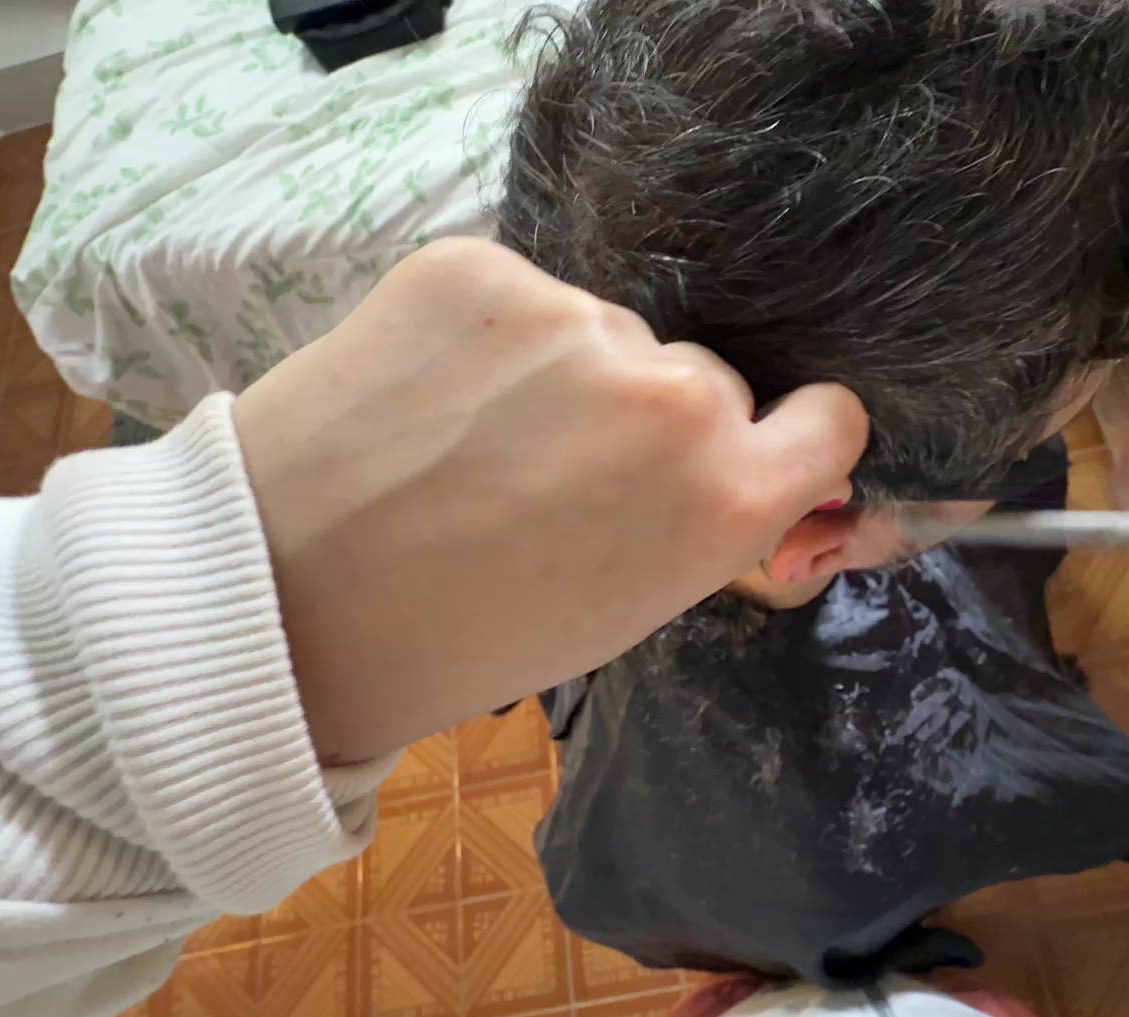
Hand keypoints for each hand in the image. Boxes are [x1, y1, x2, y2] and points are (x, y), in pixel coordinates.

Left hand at [232, 239, 867, 761]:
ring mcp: (577, 319)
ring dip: (578, 378)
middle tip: (573, 473)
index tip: (754, 449)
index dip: (798, 435)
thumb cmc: (487, 635)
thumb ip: (716, 518)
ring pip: (617, 337)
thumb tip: (759, 462)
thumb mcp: (642, 601)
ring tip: (489, 438)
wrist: (294, 609)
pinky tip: (442, 394)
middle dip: (662, 423)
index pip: (833, 416)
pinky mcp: (480, 268)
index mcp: (729, 495)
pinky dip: (503, 341)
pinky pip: (531, 298)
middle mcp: (675, 396)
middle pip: (709, 378)